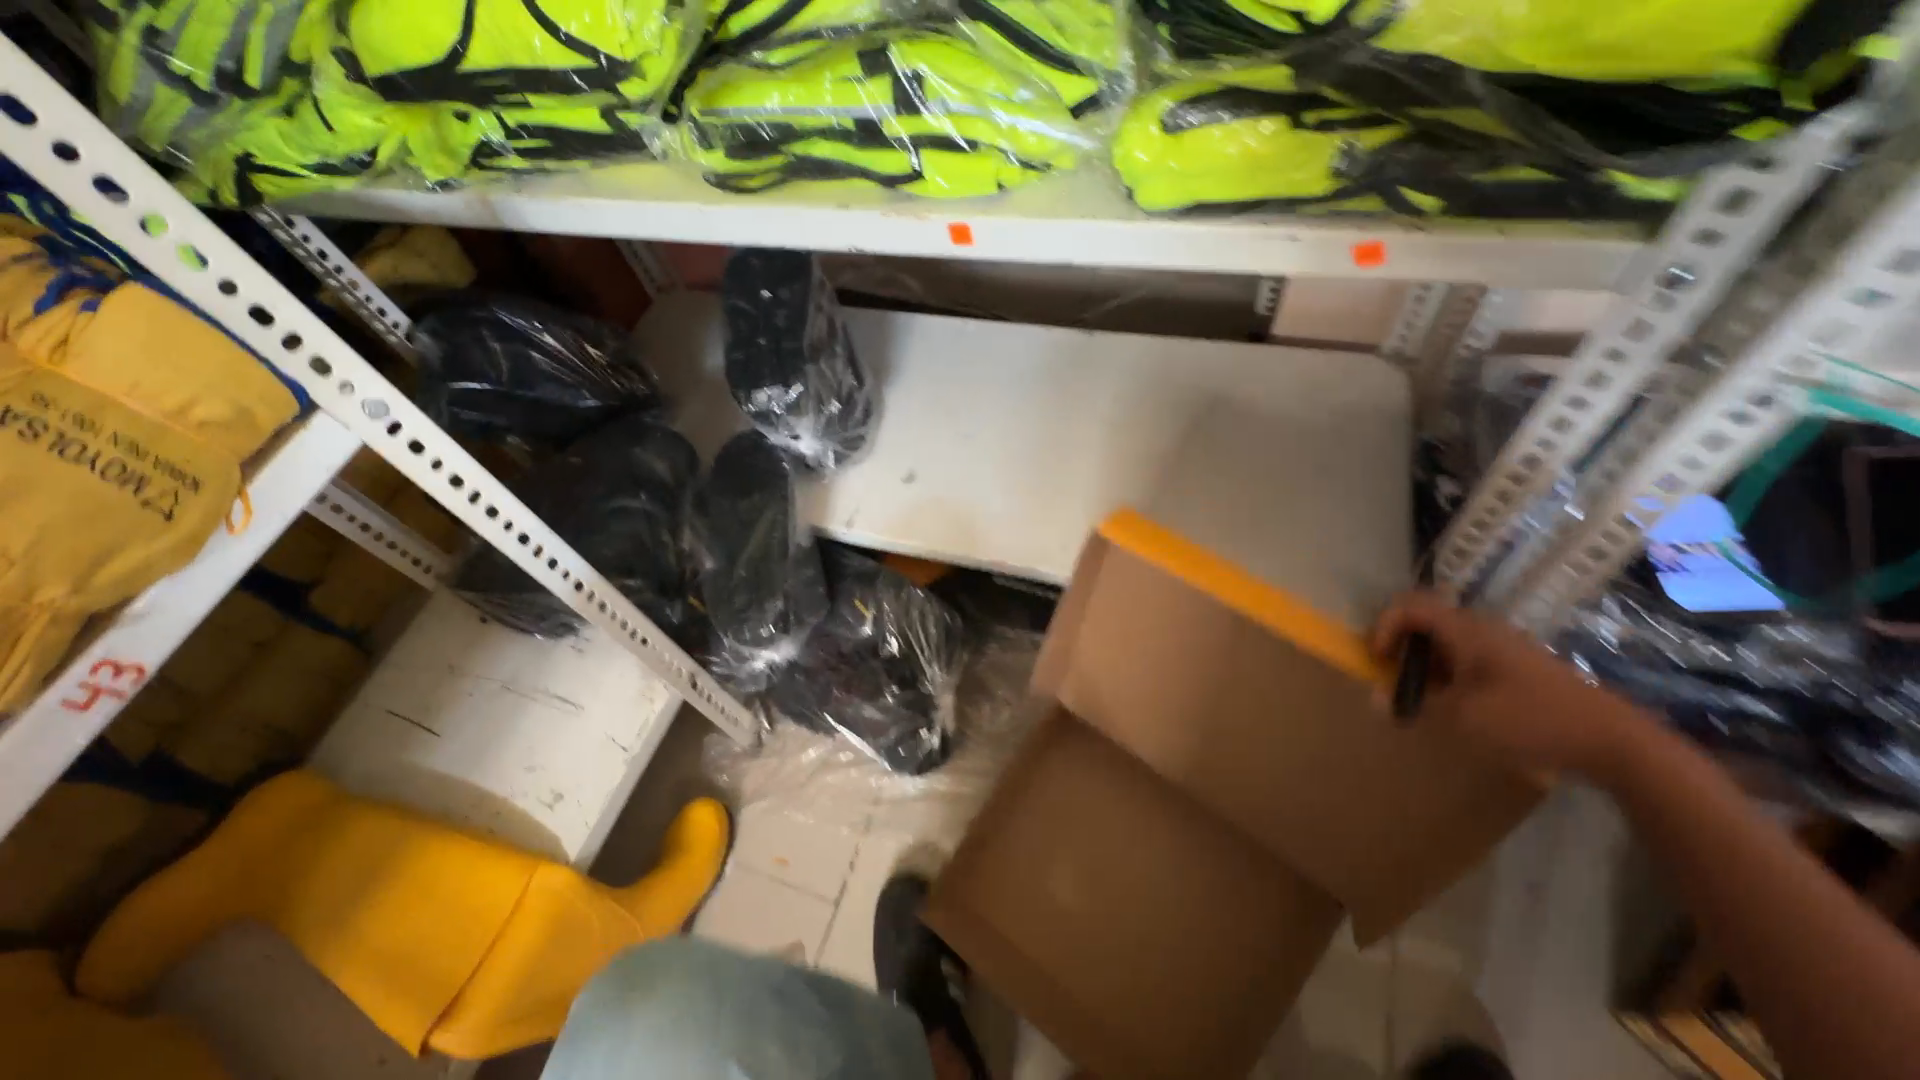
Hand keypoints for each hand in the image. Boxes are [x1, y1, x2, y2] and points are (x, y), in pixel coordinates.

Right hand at [1370, 590, 1652, 779]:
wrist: (1608, 739)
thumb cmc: (1528, 719)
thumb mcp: (1462, 716)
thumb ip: (1415, 704)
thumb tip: (1376, 698)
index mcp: (1467, 630)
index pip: (1410, 605)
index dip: (1384, 626)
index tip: (1378, 661)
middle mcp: (1483, 629)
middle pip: (1427, 622)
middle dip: (1402, 650)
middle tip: (1396, 684)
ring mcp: (1504, 647)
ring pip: (1448, 643)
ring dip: (1426, 667)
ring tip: (1425, 702)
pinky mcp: (1518, 667)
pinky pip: (1469, 659)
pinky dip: (1450, 676)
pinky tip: (1458, 708)